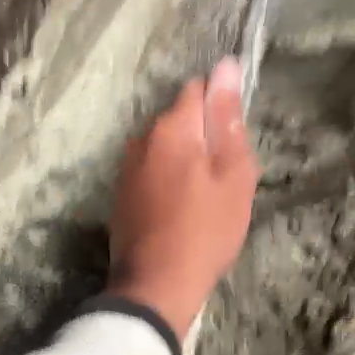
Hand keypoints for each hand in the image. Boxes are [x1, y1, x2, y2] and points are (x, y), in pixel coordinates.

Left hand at [106, 57, 259, 337]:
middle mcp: (141, 140)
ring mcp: (125, 170)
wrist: (155, 287)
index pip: (199, 90)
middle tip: (225, 177)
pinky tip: (180, 212)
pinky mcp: (120, 198)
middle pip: (179, 121)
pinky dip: (167, 184)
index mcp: (172, 127)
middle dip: (202, 137)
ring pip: (164, 150)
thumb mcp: (233, 176)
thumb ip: (227, 119)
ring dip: (183, 162)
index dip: (221, 107)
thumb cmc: (205, 231)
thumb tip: (225, 68)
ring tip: (203, 199)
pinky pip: (150, 176)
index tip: (235, 140)